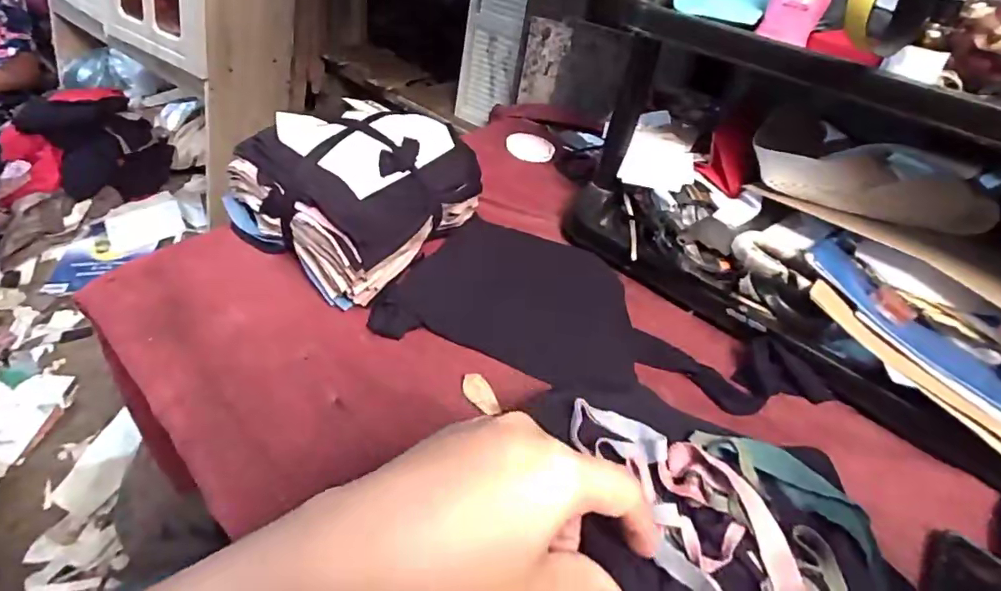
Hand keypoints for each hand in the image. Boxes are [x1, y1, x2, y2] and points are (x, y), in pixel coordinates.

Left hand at [157, 411, 658, 590]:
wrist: (358, 550)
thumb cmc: (458, 576)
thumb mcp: (532, 589)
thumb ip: (583, 582)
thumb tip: (601, 575)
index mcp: (555, 465)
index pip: (619, 484)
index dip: (639, 522)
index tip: (642, 552)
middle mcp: (526, 431)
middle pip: (572, 475)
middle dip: (573, 524)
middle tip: (551, 571)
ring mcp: (485, 426)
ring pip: (535, 467)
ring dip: (538, 508)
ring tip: (506, 555)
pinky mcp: (451, 432)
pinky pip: (500, 458)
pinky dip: (506, 491)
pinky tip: (473, 530)